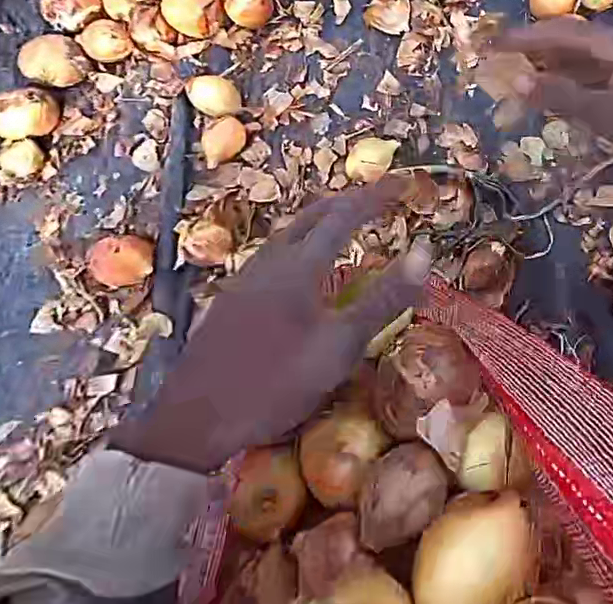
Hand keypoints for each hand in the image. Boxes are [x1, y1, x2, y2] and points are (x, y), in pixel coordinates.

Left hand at [109, 180, 429, 472]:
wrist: (187, 429)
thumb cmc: (274, 384)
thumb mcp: (341, 345)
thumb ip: (384, 298)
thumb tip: (425, 252)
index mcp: (299, 268)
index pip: (344, 217)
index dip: (376, 197)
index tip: (403, 184)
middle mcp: (270, 264)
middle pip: (311, 217)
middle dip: (348, 201)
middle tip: (378, 197)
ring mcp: (244, 282)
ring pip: (288, 233)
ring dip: (322, 219)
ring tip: (345, 221)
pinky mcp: (230, 302)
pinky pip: (274, 253)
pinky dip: (302, 241)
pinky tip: (304, 264)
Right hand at [491, 20, 612, 212]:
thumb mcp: (606, 115)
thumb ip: (561, 95)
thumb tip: (514, 79)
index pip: (563, 32)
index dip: (525, 38)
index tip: (491, 43)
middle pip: (573, 41)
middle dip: (535, 50)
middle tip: (498, 60)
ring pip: (584, 61)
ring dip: (553, 69)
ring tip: (517, 78)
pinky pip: (598, 77)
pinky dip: (573, 84)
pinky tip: (555, 95)